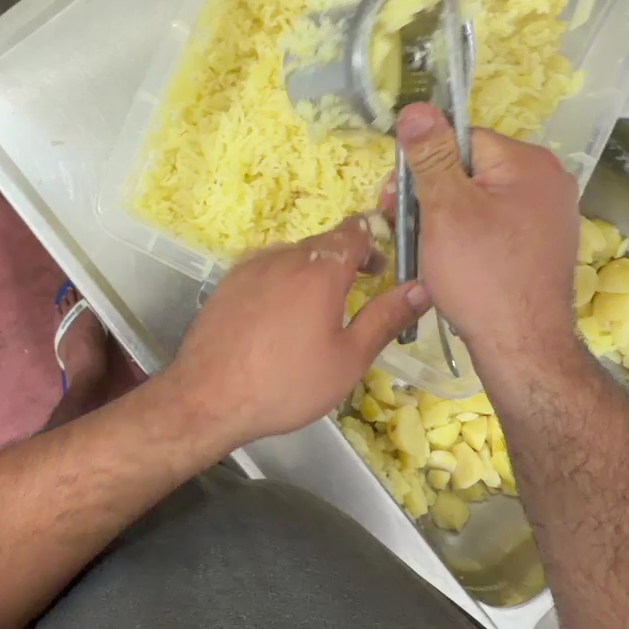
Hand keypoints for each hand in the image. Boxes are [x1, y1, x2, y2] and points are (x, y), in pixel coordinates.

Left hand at [160, 216, 429, 449]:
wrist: (206, 398)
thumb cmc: (285, 384)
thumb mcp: (347, 359)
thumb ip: (385, 318)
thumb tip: (421, 288)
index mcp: (319, 269)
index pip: (355, 230)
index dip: (375, 239)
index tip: (385, 263)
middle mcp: (283, 257)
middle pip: (323, 244)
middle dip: (346, 260)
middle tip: (359, 292)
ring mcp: (249, 268)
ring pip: (292, 257)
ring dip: (312, 272)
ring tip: (319, 311)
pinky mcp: (226, 284)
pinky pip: (265, 271)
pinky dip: (282, 283)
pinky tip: (281, 318)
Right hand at [393, 103, 580, 365]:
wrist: (521, 344)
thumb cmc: (481, 274)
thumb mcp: (445, 210)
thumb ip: (430, 156)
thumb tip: (416, 107)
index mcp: (528, 163)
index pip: (462, 142)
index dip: (423, 167)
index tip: (395, 200)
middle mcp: (547, 182)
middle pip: (469, 171)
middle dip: (431, 196)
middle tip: (402, 229)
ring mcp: (547, 217)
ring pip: (478, 202)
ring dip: (443, 220)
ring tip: (424, 251)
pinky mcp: (539, 247)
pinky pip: (492, 228)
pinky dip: (466, 240)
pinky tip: (450, 264)